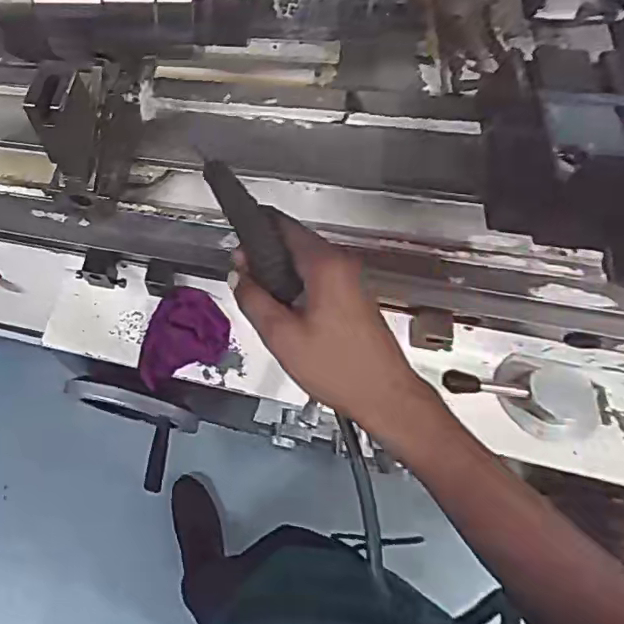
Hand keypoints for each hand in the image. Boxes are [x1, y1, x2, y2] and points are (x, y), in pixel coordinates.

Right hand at [231, 212, 439, 433]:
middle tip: (242, 272)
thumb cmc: (342, 370)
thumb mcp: (281, 335)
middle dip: (264, 253)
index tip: (237, 241)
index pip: (283, 224)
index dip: (255, 229)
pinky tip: (285, 308)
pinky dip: (297, 284)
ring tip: (259, 293)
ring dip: (280, 270)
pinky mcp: (352, 296)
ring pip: (305, 260)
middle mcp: (342, 265)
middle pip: (294, 240)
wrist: (386, 398)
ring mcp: (350, 280)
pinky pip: (318, 276)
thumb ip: (253, 299)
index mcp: (325, 265)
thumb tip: (238, 278)